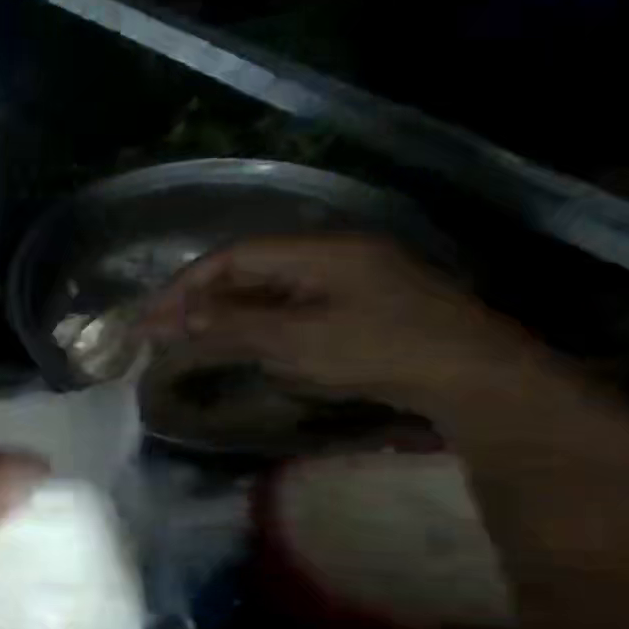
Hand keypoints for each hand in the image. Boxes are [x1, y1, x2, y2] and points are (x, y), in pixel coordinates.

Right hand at [141, 233, 543, 410]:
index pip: (233, 257)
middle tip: (164, 332)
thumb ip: (235, 326)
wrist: (476, 378)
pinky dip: (262, 325)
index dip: (186, 285)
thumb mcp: (298, 342)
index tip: (152, 318)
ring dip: (230, 314)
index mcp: (317, 250)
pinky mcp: (364, 306)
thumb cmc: (381, 351)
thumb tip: (179, 318)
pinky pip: (295, 308)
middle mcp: (332, 255)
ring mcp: (352, 280)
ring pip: (271, 290)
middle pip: (249, 270)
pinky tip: (250, 348)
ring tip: (195, 341)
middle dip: (203, 300)